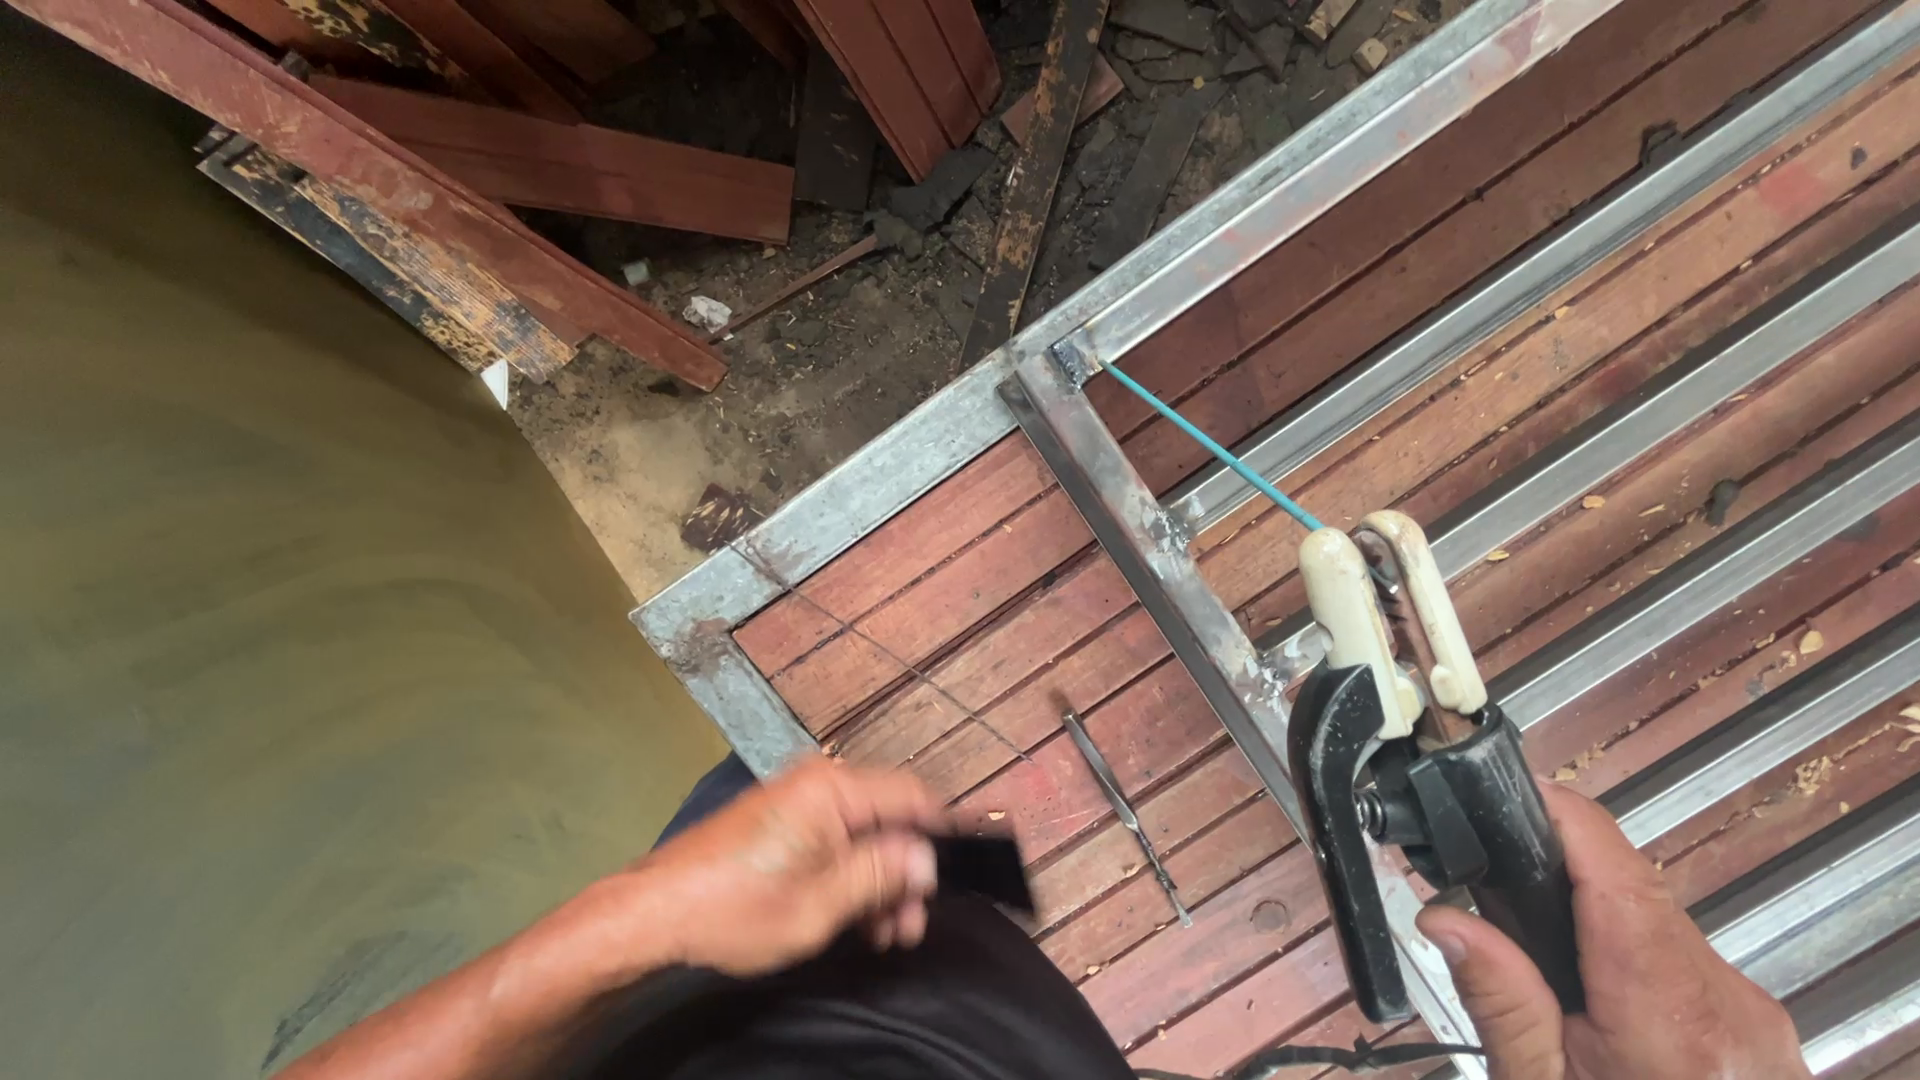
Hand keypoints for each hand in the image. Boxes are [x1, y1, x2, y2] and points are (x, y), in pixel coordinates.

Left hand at [620, 758, 944, 976]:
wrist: (657, 911)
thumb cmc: (735, 908)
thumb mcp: (821, 904)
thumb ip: (881, 874)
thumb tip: (926, 859)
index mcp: (833, 790)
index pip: (911, 794)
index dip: (939, 831)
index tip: (952, 871)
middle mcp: (821, 781)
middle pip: (888, 818)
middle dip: (905, 871)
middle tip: (911, 925)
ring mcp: (801, 797)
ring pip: (864, 831)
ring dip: (880, 878)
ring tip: (885, 932)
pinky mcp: (786, 816)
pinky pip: (836, 836)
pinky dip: (852, 870)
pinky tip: (857, 915)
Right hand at [1415, 784, 1809, 1079]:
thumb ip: (1501, 1004)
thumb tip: (1442, 919)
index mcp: (1670, 1013)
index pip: (1616, 869)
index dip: (1558, 811)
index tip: (1500, 786)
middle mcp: (1725, 998)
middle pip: (1627, 883)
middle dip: (1550, 866)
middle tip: (1479, 881)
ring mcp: (1748, 1006)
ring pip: (1648, 910)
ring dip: (1581, 904)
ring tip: (1522, 941)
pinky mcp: (1751, 1017)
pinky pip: (1671, 943)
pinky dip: (1616, 937)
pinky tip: (1580, 976)